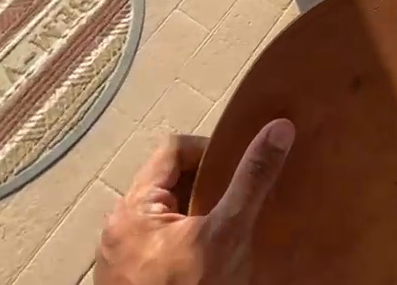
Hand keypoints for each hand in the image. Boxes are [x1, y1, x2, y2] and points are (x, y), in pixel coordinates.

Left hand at [95, 119, 294, 284]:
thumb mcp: (228, 234)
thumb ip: (252, 179)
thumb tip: (279, 126)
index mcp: (131, 211)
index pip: (174, 149)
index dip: (211, 151)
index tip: (237, 172)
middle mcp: (118, 230)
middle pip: (170, 179)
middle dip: (210, 183)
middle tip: (238, 199)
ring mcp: (122, 258)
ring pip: (169, 209)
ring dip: (202, 209)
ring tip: (229, 225)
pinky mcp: (131, 280)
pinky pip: (163, 238)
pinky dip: (190, 235)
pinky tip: (212, 254)